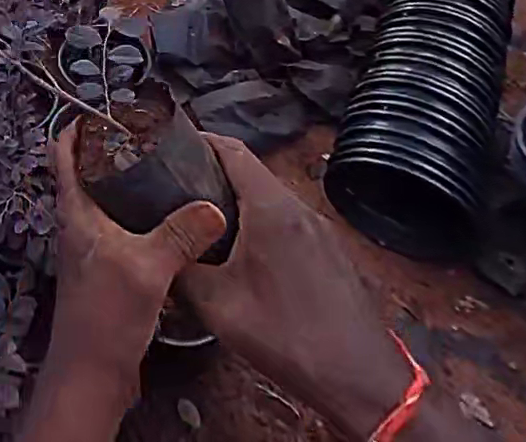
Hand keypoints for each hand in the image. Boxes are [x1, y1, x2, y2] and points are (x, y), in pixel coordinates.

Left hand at [17, 124, 225, 441]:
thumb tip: (213, 205)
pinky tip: (167, 218)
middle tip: (145, 135)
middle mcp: (78, 221)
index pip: (62, 154)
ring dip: (124, 181)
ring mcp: (91, 245)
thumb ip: (178, 234)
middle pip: (86, 172)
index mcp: (75, 210)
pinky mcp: (106, 267)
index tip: (103, 110)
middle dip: (109, 150)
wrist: (91, 375)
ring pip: (105, 199)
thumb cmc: (105, 314)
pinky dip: (138, 212)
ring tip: (160, 168)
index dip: (76, 127)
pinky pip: (120, 226)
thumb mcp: (145, 268)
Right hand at [180, 134, 468, 440]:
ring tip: (204, 218)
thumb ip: (181, 269)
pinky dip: (260, 219)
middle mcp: (298, 208)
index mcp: (271, 208)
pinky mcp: (331, 252)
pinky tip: (244, 251)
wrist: (365, 385)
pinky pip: (287, 219)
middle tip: (180, 186)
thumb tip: (160, 252)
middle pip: (251, 170)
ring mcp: (320, 230)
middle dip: (213, 170)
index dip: (201, 140)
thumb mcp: (217, 305)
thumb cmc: (288, 338)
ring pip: (270, 196)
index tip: (174, 146)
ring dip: (238, 197)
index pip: (232, 149)